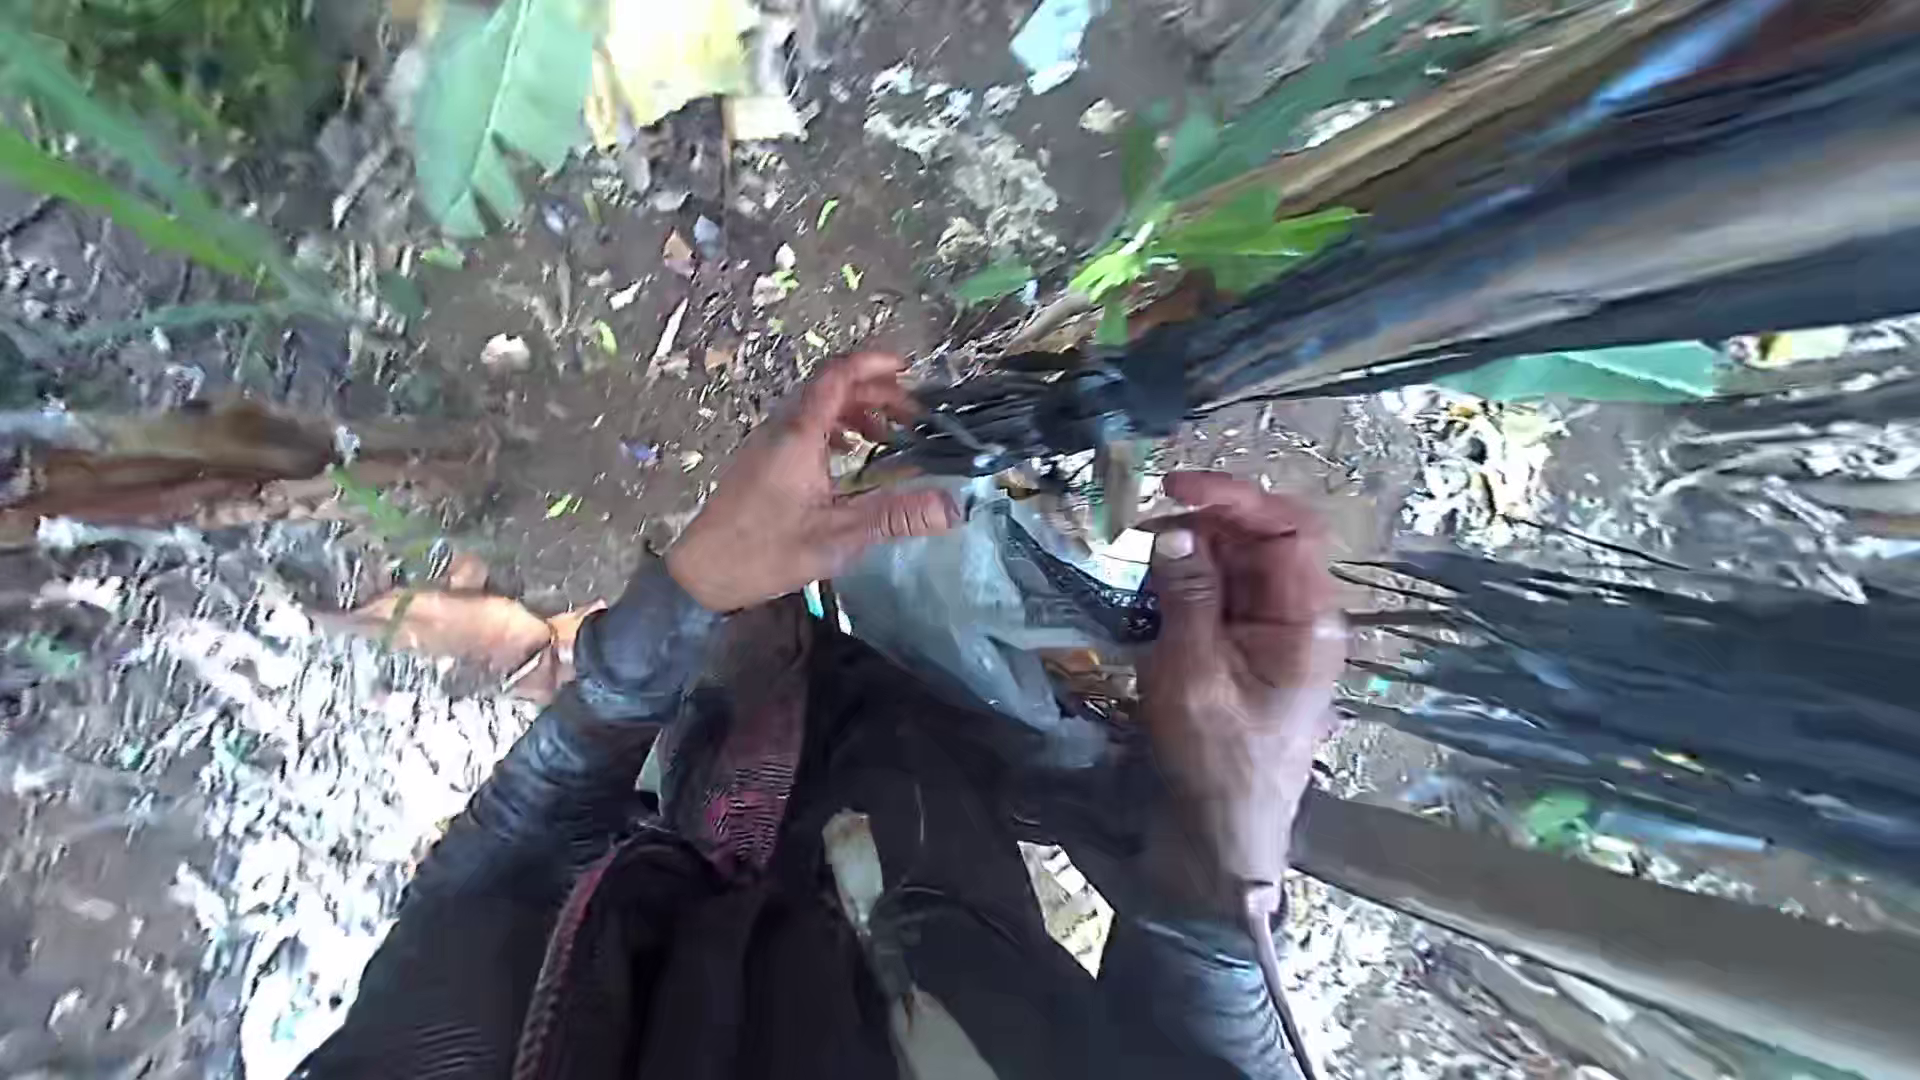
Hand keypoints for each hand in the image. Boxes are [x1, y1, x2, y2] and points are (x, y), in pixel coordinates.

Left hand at [665, 352, 959, 611]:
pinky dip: (835, 428)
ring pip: (817, 406)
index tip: (908, 369)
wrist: (704, 572)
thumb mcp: (840, 534)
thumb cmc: (768, 550)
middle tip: (912, 417)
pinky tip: (848, 454)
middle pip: (831, 387)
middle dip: (876, 393)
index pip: (838, 375)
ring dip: (856, 411)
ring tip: (887, 436)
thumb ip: (897, 515)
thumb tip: (954, 507)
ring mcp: (768, 442)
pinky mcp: (763, 460)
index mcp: (799, 433)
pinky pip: (804, 426)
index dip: (874, 364)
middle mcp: (781, 427)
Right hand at [1137, 471, 1346, 913]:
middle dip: (1201, 526)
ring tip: (1137, 563)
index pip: (1288, 528)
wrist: (1220, 829)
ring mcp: (1269, 630)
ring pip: (1232, 566)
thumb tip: (1172, 530)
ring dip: (1186, 554)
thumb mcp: (1193, 670)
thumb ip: (1187, 595)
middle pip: (1257, 541)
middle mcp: (1295, 615)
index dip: (1236, 497)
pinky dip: (1182, 583)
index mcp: (1306, 619)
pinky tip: (1149, 593)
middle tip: (1139, 533)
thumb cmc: (1215, 755)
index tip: (1175, 488)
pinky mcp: (1242, 645)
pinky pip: (1217, 595)